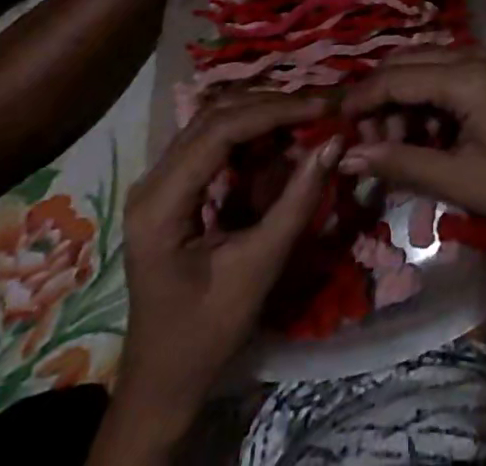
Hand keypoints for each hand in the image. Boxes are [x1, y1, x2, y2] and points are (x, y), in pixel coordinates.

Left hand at [111, 95, 344, 440]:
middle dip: (271, 107)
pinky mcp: (172, 191)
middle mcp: (152, 181)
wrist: (164, 377)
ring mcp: (158, 183)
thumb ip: (295, 203)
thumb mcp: (257, 269)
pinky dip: (250, 135)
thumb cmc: (206, 332)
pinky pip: (212, 145)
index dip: (274, 112)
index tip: (322, 107)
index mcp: (161, 203)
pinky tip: (282, 137)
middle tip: (322, 108)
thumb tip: (333, 144)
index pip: (219, 131)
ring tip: (308, 115)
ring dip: (260, 115)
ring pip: (211, 124)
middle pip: (213, 118)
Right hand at [339, 50, 485, 232]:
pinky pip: (443, 79)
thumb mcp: (459, 180)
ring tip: (400, 150)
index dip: (359, 102)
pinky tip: (427, 140)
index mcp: (465, 77)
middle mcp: (472, 57)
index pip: (393, 78)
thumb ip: (401, 163)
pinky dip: (425, 105)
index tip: (334, 129)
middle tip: (371, 146)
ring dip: (402, 104)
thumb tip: (346, 157)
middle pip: (404, 64)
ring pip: (422, 70)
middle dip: (380, 102)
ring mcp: (484, 64)